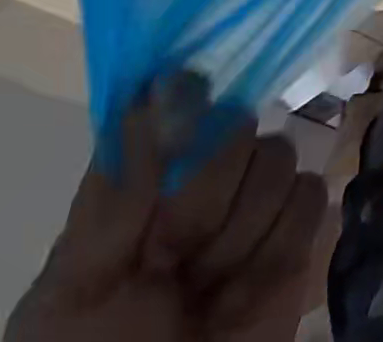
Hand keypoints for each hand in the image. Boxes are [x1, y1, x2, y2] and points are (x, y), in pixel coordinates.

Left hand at [6, 104, 329, 341]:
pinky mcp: (298, 232)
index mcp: (141, 177)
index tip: (174, 151)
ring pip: (278, 156)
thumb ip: (113, 197)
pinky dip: (278, 248)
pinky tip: (242, 295)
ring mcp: (254, 200)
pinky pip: (311, 196)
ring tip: (206, 286)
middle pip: (237, 121)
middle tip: (168, 259)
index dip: (182, 109)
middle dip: (204, 197)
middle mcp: (203, 173)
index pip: (175, 97)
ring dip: (240, 230)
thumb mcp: (71, 290)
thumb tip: (153, 87)